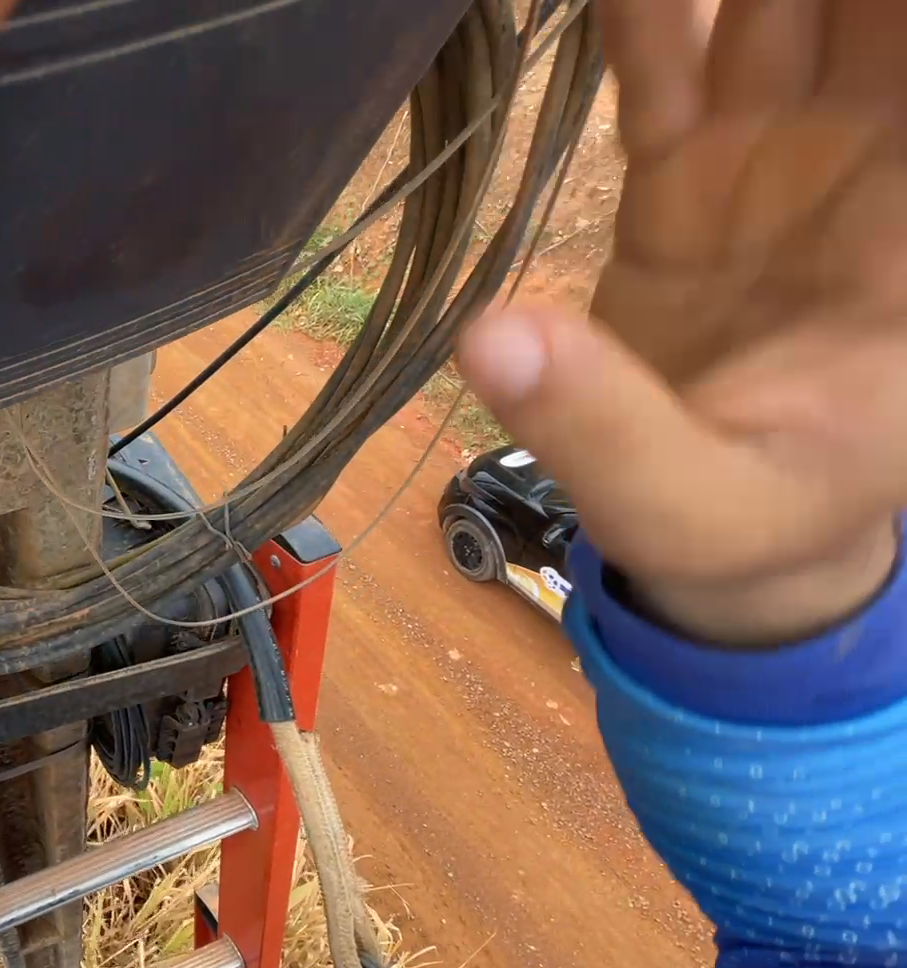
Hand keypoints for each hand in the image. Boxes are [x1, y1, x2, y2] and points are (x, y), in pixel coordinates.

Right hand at [458, 0, 906, 644]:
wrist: (730, 532)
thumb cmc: (740, 524)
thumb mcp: (676, 499)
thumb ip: (595, 424)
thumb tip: (484, 337)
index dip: (881, 13)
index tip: (804, 9)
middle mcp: (878, 157)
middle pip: (869, 13)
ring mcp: (780, 157)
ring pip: (778, 9)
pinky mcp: (689, 181)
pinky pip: (670, 71)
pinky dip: (639, 20)